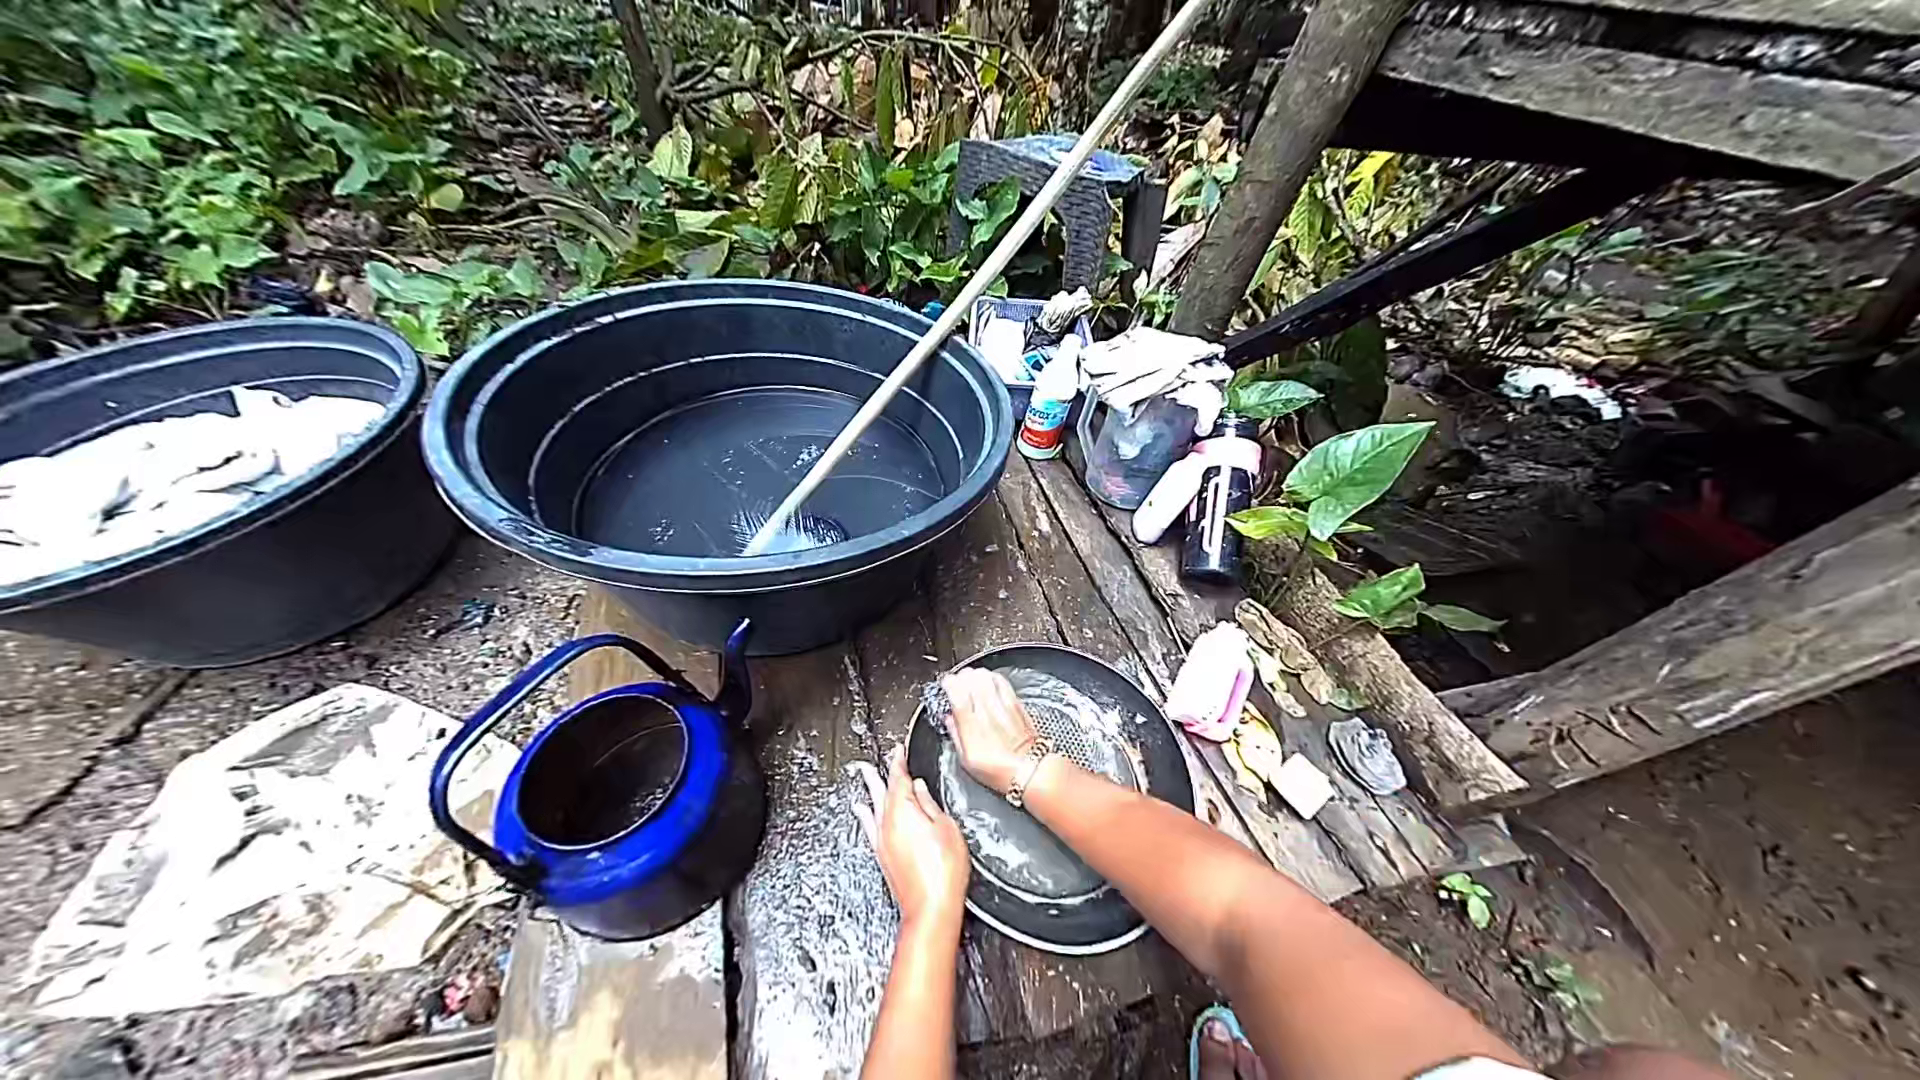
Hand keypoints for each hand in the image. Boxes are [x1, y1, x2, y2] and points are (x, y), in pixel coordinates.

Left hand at [852, 747, 969, 926]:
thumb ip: (929, 804)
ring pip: (873, 805)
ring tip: (864, 776)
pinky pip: (868, 826)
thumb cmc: (943, 871)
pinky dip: (864, 815)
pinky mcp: (882, 856)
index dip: (898, 761)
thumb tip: (920, 788)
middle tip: (874, 759)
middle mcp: (887, 823)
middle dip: (879, 772)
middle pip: (881, 789)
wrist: (931, 909)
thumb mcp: (946, 828)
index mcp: (903, 810)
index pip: (898, 777)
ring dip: (870, 789)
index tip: (898, 749)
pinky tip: (861, 810)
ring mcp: (882, 840)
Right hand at [941, 668, 1040, 794]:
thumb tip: (947, 718)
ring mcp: (1002, 706)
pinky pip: (1001, 681)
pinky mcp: (1015, 703)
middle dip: (960, 677)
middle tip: (956, 683)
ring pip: (986, 677)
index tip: (945, 684)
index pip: (957, 694)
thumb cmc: (998, 770)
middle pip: (970, 680)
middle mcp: (986, 712)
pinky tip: (988, 682)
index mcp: (972, 727)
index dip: (949, 683)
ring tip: (971, 681)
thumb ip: (955, 735)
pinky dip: (991, 677)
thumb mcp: (967, 761)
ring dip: (975, 675)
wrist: (1029, 771)